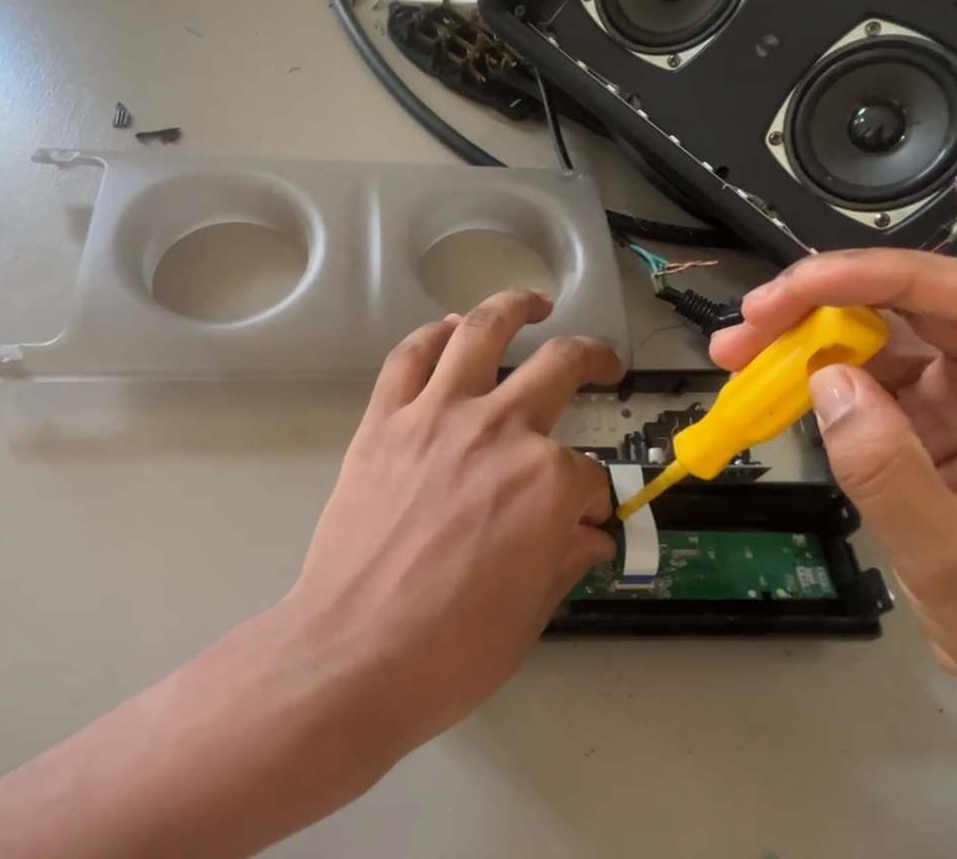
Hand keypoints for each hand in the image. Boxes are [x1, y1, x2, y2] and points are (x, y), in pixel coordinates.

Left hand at [284, 289, 624, 766]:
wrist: (350, 654)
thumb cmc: (450, 651)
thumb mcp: (531, 613)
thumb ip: (566, 558)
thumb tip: (589, 535)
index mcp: (547, 482)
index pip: (590, 479)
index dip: (595, 503)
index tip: (586, 524)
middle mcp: (498, 431)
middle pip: (559, 370)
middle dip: (595, 360)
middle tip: (606, 363)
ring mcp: (435, 418)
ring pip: (481, 333)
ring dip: (515, 307)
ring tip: (534, 302)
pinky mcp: (384, 422)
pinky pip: (409, 357)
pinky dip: (434, 334)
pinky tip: (451, 329)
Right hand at [711, 251, 956, 735]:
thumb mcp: (952, 559)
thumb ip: (888, 468)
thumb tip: (825, 379)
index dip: (887, 275)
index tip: (798, 288)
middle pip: (924, 309)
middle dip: (831, 302)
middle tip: (748, 321)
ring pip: (890, 341)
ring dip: (813, 339)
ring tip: (738, 354)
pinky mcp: (938, 432)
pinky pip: (874, 386)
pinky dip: (819, 381)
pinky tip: (772, 390)